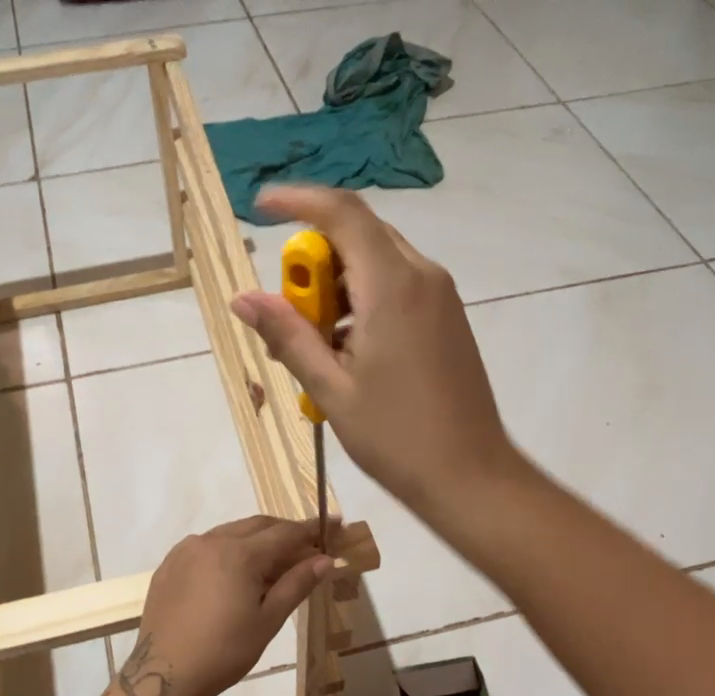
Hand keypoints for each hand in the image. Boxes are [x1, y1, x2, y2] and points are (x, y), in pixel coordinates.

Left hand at [133, 516, 331, 695]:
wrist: (163, 675)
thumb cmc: (224, 652)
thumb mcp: (268, 621)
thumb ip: (296, 584)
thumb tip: (325, 560)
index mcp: (238, 553)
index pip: (285, 533)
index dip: (312, 530)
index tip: (335, 524)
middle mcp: (210, 541)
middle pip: (256, 526)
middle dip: (284, 532)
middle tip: (307, 547)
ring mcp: (184, 552)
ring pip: (229, 534)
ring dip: (255, 541)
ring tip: (272, 565)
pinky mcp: (168, 566)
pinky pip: (205, 547)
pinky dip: (227, 551)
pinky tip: (234, 574)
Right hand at [230, 185, 521, 516]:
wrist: (471, 476)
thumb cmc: (396, 437)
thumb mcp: (331, 389)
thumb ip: (288, 336)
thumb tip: (244, 297)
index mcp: (393, 287)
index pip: (342, 213)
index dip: (297, 201)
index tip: (260, 208)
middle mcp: (423, 277)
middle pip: (360, 237)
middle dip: (315, 260)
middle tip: (287, 310)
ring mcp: (441, 298)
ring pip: (379, 264)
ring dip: (339, 287)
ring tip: (314, 345)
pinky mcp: (448, 320)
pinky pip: (398, 289)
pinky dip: (365, 304)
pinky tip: (348, 353)